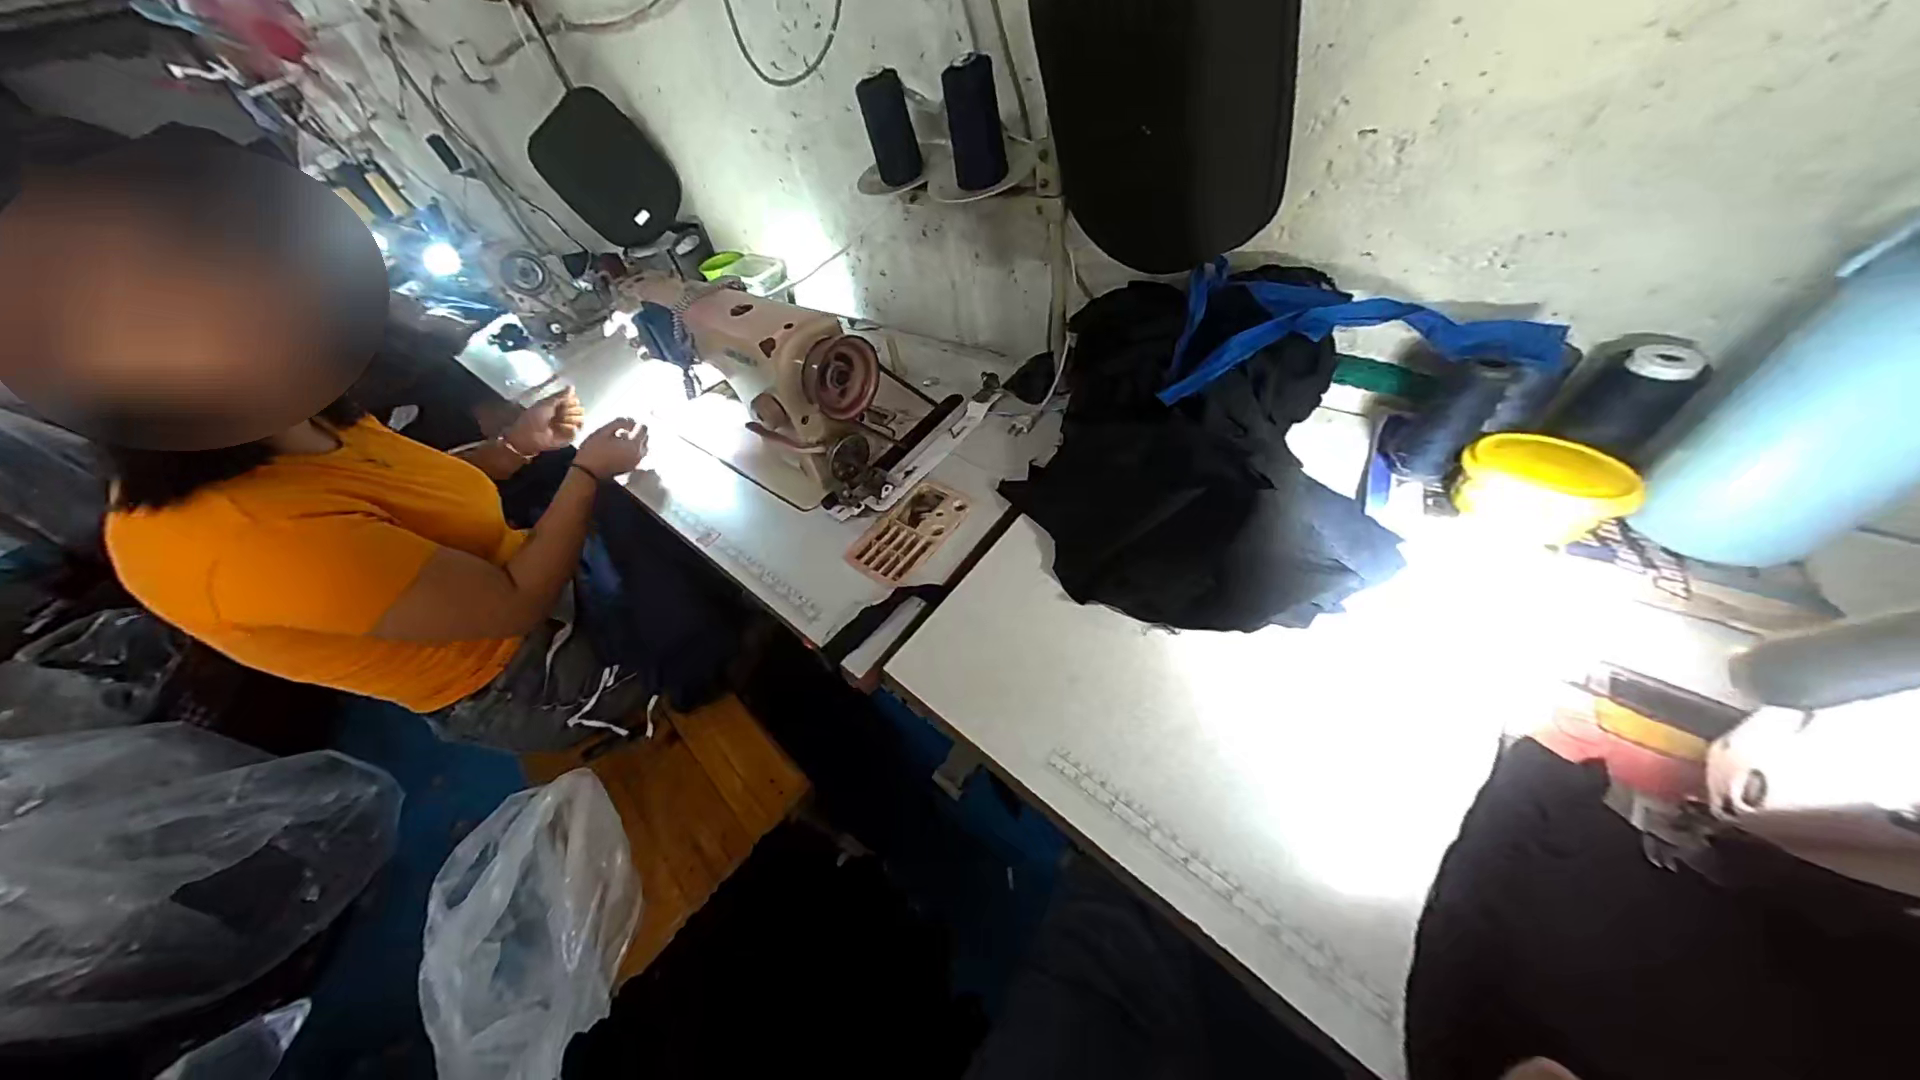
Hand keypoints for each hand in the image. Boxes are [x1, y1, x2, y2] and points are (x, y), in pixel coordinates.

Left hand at [501, 387, 584, 454]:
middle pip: (580, 410)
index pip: (576, 401)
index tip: (561, 404)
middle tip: (558, 414)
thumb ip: (560, 396)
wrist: (529, 434)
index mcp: (560, 406)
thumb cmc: (534, 417)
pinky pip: (576, 431)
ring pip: (581, 419)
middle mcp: (567, 415)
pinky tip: (559, 430)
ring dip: (568, 420)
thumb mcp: (546, 403)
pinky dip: (567, 429)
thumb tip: (572, 386)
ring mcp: (569, 426)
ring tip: (557, 423)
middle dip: (569, 411)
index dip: (570, 401)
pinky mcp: (570, 437)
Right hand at [575, 417, 646, 479]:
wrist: (588, 471)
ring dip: (635, 440)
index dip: (634, 422)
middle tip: (621, 429)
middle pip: (645, 437)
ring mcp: (636, 462)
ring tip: (620, 438)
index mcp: (633, 445)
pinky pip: (639, 454)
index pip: (643, 428)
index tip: (625, 421)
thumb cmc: (593, 450)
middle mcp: (639, 454)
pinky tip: (620, 447)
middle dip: (636, 431)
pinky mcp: (632, 467)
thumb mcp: (603, 431)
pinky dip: (633, 448)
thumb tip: (629, 419)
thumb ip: (619, 423)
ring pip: (643, 446)